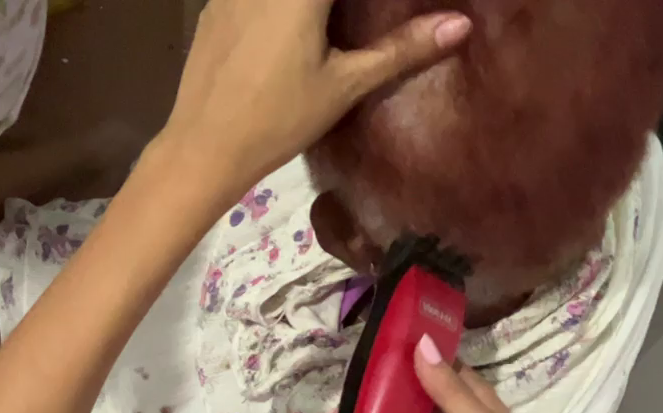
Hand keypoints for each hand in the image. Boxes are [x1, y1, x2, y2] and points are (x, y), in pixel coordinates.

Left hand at [157, 0, 469, 195]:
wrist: (204, 147)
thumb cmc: (278, 120)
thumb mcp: (343, 86)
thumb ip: (399, 50)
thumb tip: (459, 26)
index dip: (366, 2)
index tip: (379, 12)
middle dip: (339, 7)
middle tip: (352, 21)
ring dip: (311, 6)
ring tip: (329, 25)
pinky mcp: (215, 1)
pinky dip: (279, 4)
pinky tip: (286, 29)